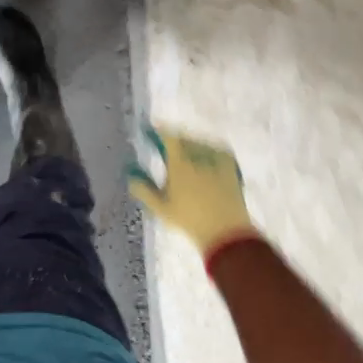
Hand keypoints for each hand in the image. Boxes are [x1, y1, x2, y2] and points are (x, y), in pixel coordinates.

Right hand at [127, 125, 259, 260]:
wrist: (225, 232)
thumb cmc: (189, 220)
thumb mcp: (160, 207)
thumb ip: (143, 189)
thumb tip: (131, 175)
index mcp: (179, 162)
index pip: (167, 136)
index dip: (158, 131)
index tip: (151, 131)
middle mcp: (198, 155)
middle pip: (184, 138)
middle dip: (175, 140)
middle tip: (167, 147)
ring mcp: (217, 160)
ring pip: (201, 143)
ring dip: (191, 145)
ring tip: (186, 155)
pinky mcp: (232, 167)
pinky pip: (218, 150)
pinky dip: (209, 151)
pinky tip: (206, 160)